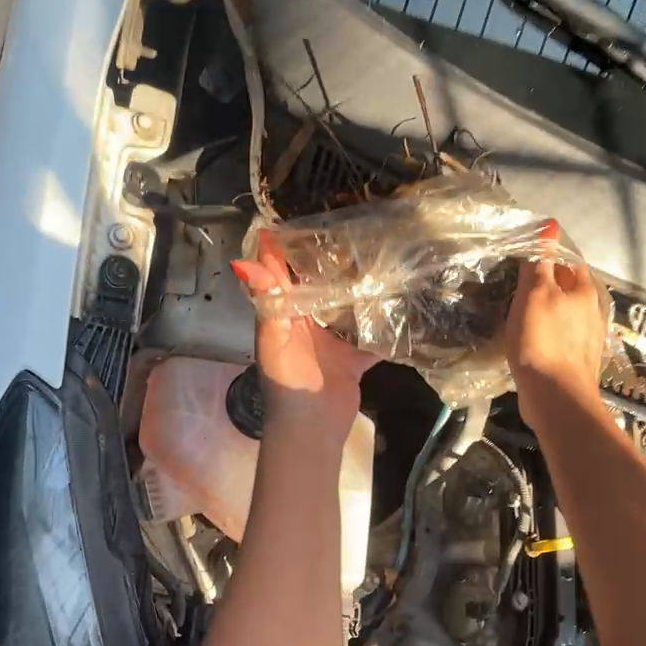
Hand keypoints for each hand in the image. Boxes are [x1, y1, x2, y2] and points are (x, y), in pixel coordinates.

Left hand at [232, 234, 378, 439]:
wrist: (311, 428)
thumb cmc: (287, 381)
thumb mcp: (273, 336)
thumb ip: (266, 298)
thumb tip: (242, 260)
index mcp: (282, 315)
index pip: (281, 274)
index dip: (284, 248)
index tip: (298, 217)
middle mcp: (307, 323)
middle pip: (318, 286)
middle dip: (330, 262)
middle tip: (352, 227)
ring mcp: (332, 340)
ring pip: (347, 307)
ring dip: (360, 289)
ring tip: (381, 255)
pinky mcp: (354, 357)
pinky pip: (371, 335)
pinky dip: (384, 324)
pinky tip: (403, 301)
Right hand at [506, 220, 611, 417]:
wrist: (556, 397)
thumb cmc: (542, 341)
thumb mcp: (535, 294)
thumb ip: (540, 262)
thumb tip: (550, 225)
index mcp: (584, 290)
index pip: (567, 262)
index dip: (545, 259)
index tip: (520, 264)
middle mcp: (592, 310)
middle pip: (567, 289)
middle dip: (546, 286)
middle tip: (515, 288)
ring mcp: (587, 337)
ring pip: (563, 314)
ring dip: (545, 312)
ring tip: (518, 315)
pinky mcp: (577, 360)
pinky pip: (560, 337)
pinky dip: (546, 334)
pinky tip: (530, 342)